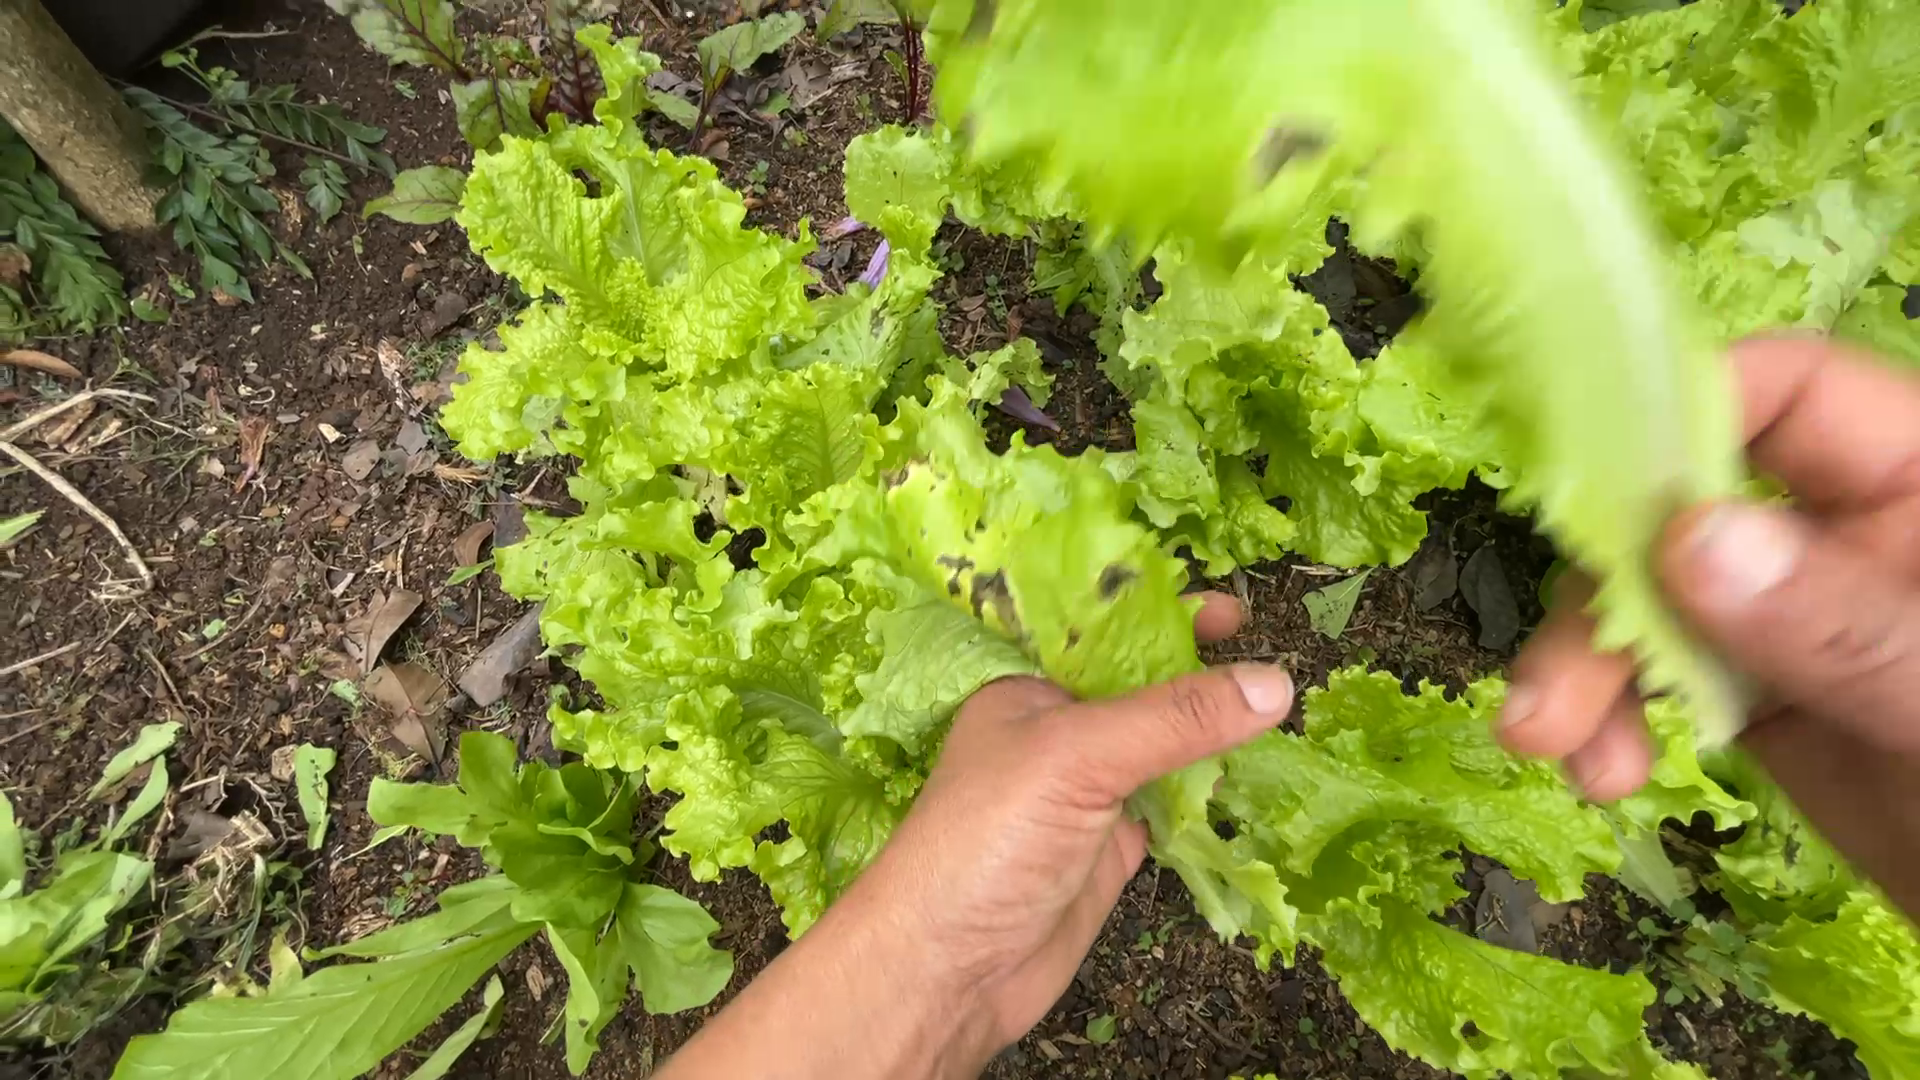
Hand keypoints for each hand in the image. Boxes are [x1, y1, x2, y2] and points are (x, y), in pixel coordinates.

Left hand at [657, 595, 1291, 1079]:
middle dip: (1195, 671)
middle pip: (1137, 688)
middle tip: (1265, 662)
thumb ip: (1172, 719)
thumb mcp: (1076, 755)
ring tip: (1272, 710)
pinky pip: (1169, 801)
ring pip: (1158, 745)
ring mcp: (1086, 789)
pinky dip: (1206, 789)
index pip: (1101, 634)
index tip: (1229, 610)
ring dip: (1208, 731)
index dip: (1160, 614)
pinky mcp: (1111, 843)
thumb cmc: (991, 835)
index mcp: (1029, 688)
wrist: (952, 969)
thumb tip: (1273, 681)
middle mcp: (1057, 731)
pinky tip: (1249, 774)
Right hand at [1500, 337, 1919, 917]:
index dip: (1676, 413)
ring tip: (1548, 744)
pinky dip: (1600, 715)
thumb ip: (1848, 625)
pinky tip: (1601, 770)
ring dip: (1574, 670)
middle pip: (1662, 517)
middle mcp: (1838, 539)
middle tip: (1545, 687)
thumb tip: (1686, 538)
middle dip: (1589, 599)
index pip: (1786, 397)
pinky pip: (1641, 672)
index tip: (1580, 490)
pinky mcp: (1746, 685)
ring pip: (1631, 599)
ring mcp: (1782, 615)